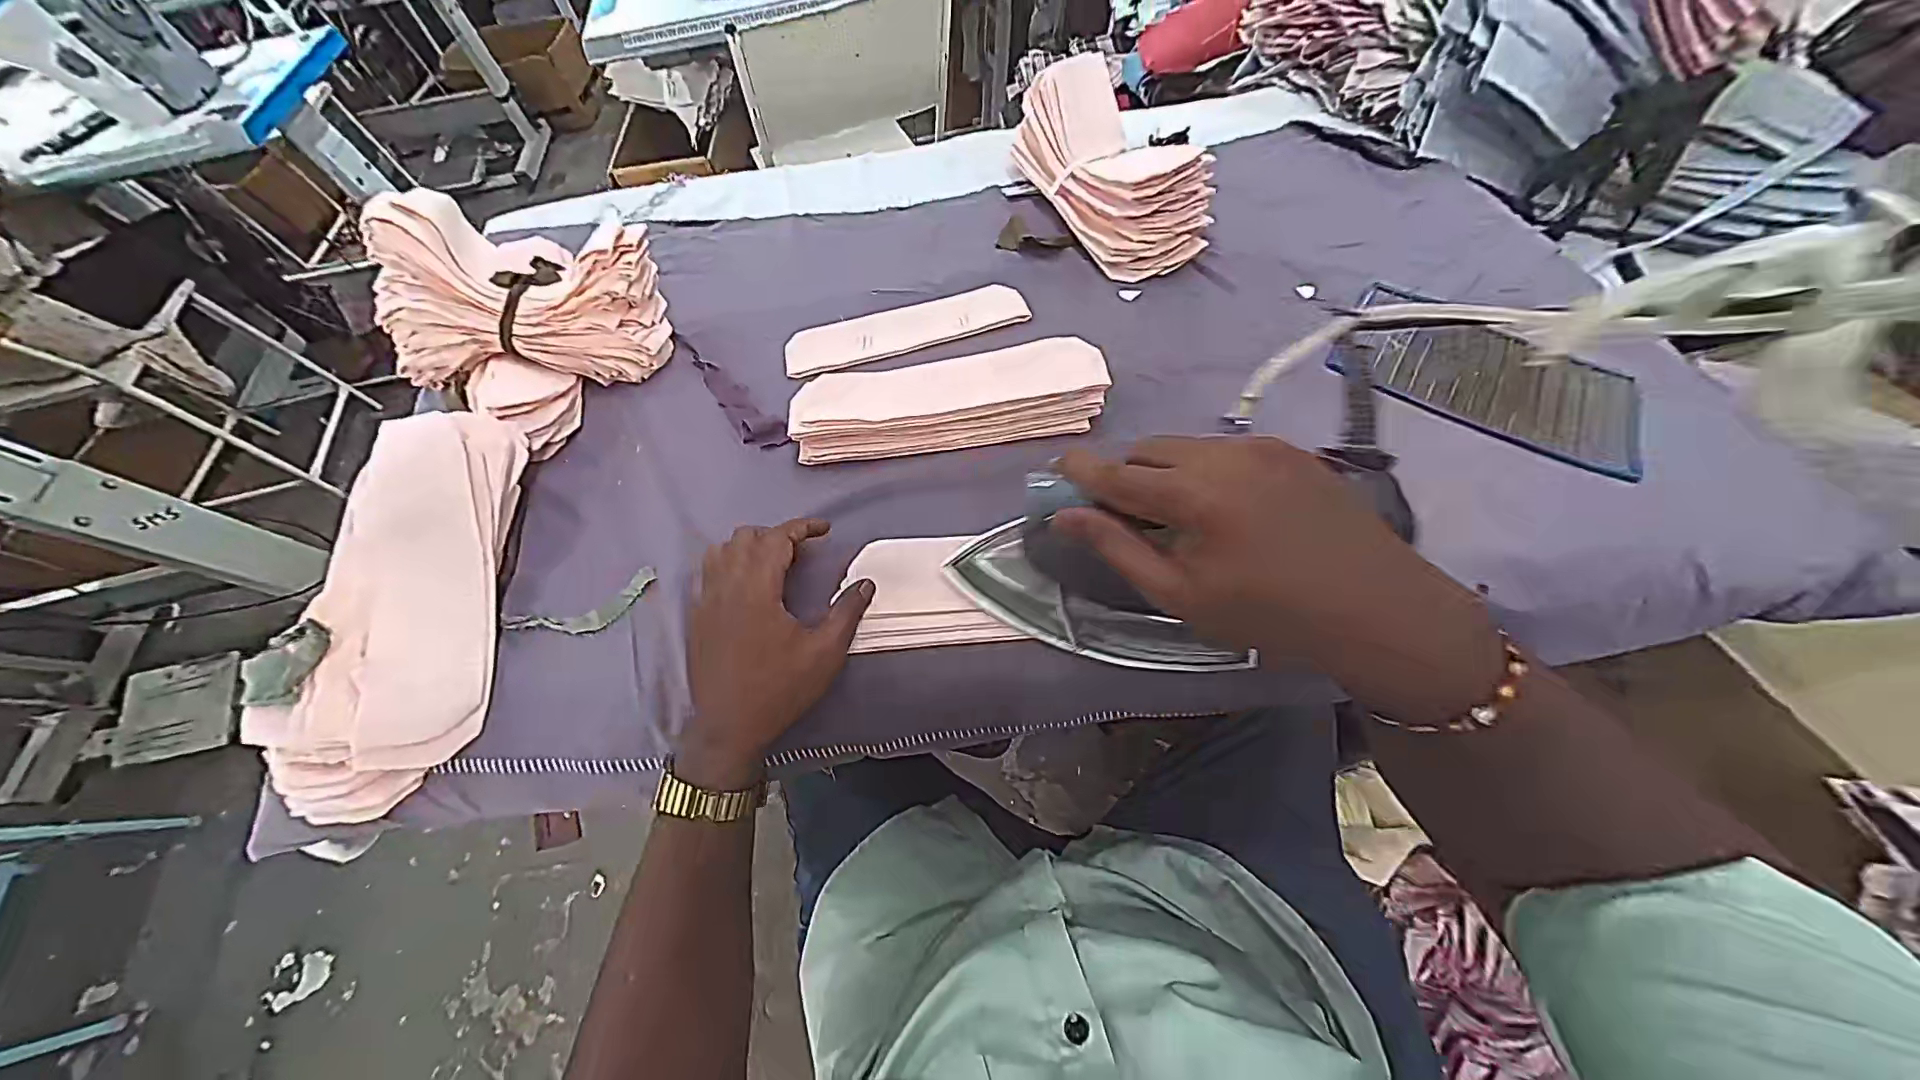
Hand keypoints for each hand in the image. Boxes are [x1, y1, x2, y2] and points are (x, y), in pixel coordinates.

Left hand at [679, 519, 873, 789]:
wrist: (728, 727)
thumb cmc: (779, 689)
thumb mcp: (825, 653)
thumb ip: (847, 612)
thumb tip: (865, 583)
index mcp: (756, 589)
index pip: (776, 539)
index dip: (802, 527)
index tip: (825, 530)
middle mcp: (725, 587)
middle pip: (746, 538)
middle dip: (777, 535)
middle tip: (804, 552)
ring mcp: (705, 601)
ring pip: (721, 551)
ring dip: (750, 547)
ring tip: (774, 564)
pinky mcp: (697, 617)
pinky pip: (709, 573)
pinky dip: (730, 564)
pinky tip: (748, 587)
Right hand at [1055, 437, 1504, 725]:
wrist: (1379, 610)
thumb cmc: (1270, 614)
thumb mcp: (1182, 595)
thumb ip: (1118, 548)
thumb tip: (1067, 517)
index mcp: (1194, 492)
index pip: (1117, 472)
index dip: (1080, 471)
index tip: (1056, 471)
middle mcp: (1225, 455)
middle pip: (1149, 449)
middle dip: (1125, 474)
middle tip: (1124, 513)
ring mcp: (1264, 447)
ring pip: (1188, 445)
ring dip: (1165, 470)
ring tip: (1178, 515)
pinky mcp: (1291, 451)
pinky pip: (1226, 450)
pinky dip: (1204, 469)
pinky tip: (1223, 508)